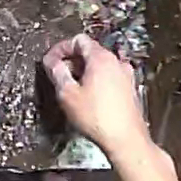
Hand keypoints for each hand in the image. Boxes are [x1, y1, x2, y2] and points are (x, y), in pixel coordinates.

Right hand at [43, 35, 152, 155]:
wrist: (126, 140)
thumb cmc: (96, 117)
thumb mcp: (67, 94)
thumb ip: (57, 72)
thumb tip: (51, 62)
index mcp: (101, 58)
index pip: (78, 40)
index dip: (61, 48)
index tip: (51, 61)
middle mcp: (116, 62)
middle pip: (89, 51)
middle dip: (71, 60)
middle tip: (58, 75)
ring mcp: (125, 75)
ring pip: (99, 65)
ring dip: (83, 71)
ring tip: (71, 88)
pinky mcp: (129, 89)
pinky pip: (108, 76)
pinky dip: (95, 80)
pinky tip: (88, 97)